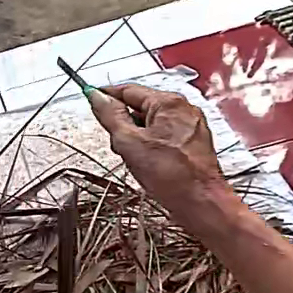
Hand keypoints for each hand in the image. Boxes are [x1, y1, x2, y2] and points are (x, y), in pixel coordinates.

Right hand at [89, 85, 236, 227]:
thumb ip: (110, 116)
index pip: (129, 90)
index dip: (107, 96)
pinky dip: (151, 145)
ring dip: (137, 137)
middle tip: (118, 144)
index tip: (91, 101)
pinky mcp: (193, 142)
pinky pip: (164, 136)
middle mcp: (184, 108)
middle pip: (141, 107)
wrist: (200, 202)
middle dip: (124, 124)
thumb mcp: (129, 143)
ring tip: (136, 159)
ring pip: (152, 123)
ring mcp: (191, 125)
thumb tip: (97, 97)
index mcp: (168, 102)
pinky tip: (149, 164)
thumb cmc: (171, 175)